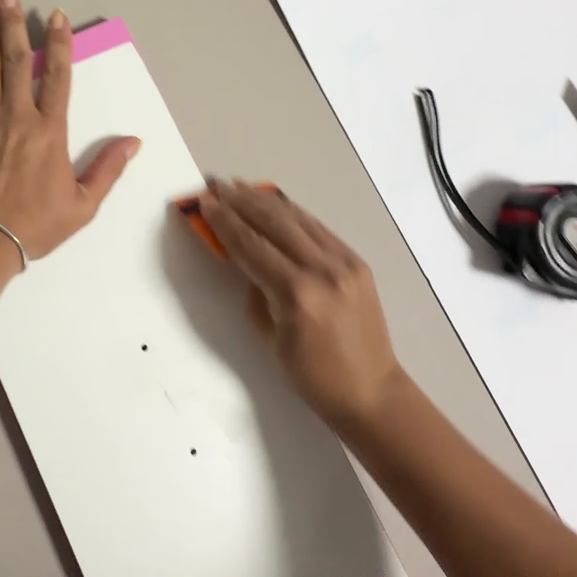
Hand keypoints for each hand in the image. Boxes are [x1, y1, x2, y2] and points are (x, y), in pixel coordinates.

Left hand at [0, 0, 141, 260]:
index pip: (57, 75)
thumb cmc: (34, 225)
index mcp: (49, 129)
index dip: (59, 43)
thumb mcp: (83, 204)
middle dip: (15, 23)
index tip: (56, 16)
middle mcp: (15, 114)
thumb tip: (133, 140)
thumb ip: (108, 168)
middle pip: (17, 60)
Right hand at [199, 181, 404, 425]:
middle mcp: (321, 269)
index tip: (204, 202)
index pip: (250, 245)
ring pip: (296, 218)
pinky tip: (273, 203)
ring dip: (264, 199)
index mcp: (296, 293)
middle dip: (240, 201)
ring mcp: (343, 261)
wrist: (372, 392)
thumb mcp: (271, 337)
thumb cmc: (314, 376)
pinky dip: (291, 212)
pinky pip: (316, 228)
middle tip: (215, 184)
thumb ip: (256, 291)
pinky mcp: (356, 261)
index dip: (224, 221)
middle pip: (272, 222)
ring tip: (239, 186)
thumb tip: (245, 259)